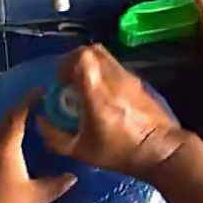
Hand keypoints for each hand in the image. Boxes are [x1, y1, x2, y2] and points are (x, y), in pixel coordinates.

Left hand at [0, 91, 75, 202]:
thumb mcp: (34, 197)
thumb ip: (54, 184)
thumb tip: (72, 177)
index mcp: (5, 145)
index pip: (17, 115)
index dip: (29, 100)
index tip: (42, 90)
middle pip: (6, 120)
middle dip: (22, 109)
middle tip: (41, 105)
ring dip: (14, 124)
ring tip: (32, 123)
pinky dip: (7, 137)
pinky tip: (17, 146)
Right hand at [37, 45, 190, 181]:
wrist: (162, 151)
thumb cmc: (120, 152)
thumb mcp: (81, 151)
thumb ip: (55, 136)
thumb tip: (41, 119)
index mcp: (98, 95)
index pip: (83, 59)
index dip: (66, 63)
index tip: (60, 81)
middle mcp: (113, 79)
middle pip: (90, 50)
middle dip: (73, 60)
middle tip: (68, 80)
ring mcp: (128, 77)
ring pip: (102, 55)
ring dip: (88, 64)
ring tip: (83, 84)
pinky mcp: (137, 80)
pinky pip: (113, 65)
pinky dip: (102, 71)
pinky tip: (101, 92)